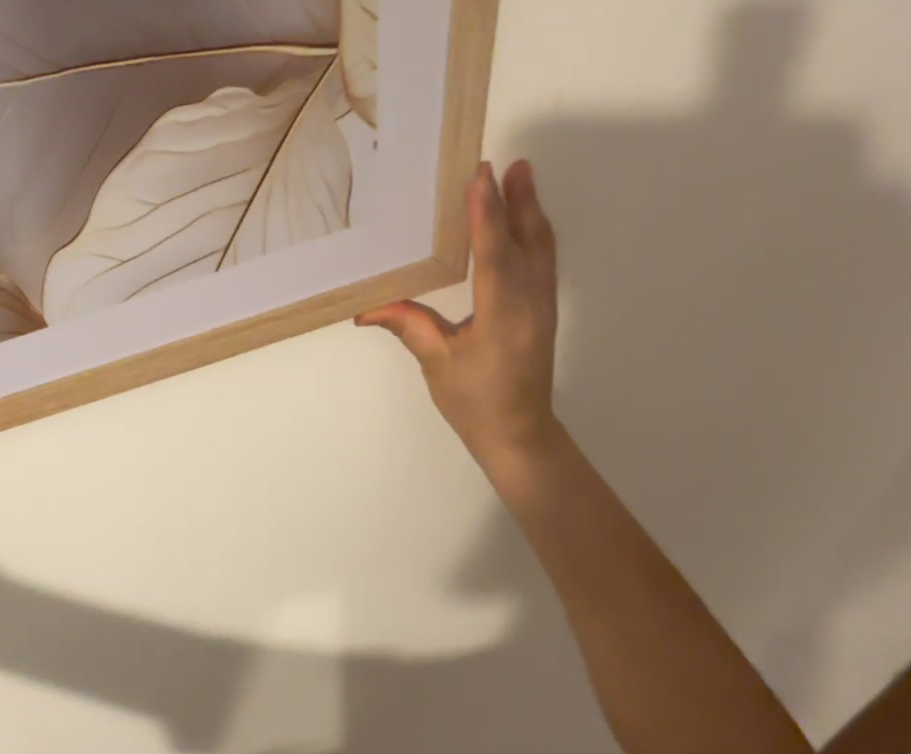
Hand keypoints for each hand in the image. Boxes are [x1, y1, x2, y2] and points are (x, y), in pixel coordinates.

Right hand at [357, 160, 558, 457]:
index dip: (486, 214)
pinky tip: (525, 221)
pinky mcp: (544, 310)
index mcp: (502, 315)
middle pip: (527, 239)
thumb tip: (366, 306)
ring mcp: (543, 305)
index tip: (481, 176)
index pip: (494, 254)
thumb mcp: (436, 363)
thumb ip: (408, 325)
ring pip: (541, 246)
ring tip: (521, 176)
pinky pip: (543, 261)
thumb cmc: (474, 402)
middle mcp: (530, 302)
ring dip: (530, 210)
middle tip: (506, 163)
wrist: (517, 432)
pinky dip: (534, 233)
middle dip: (515, 200)